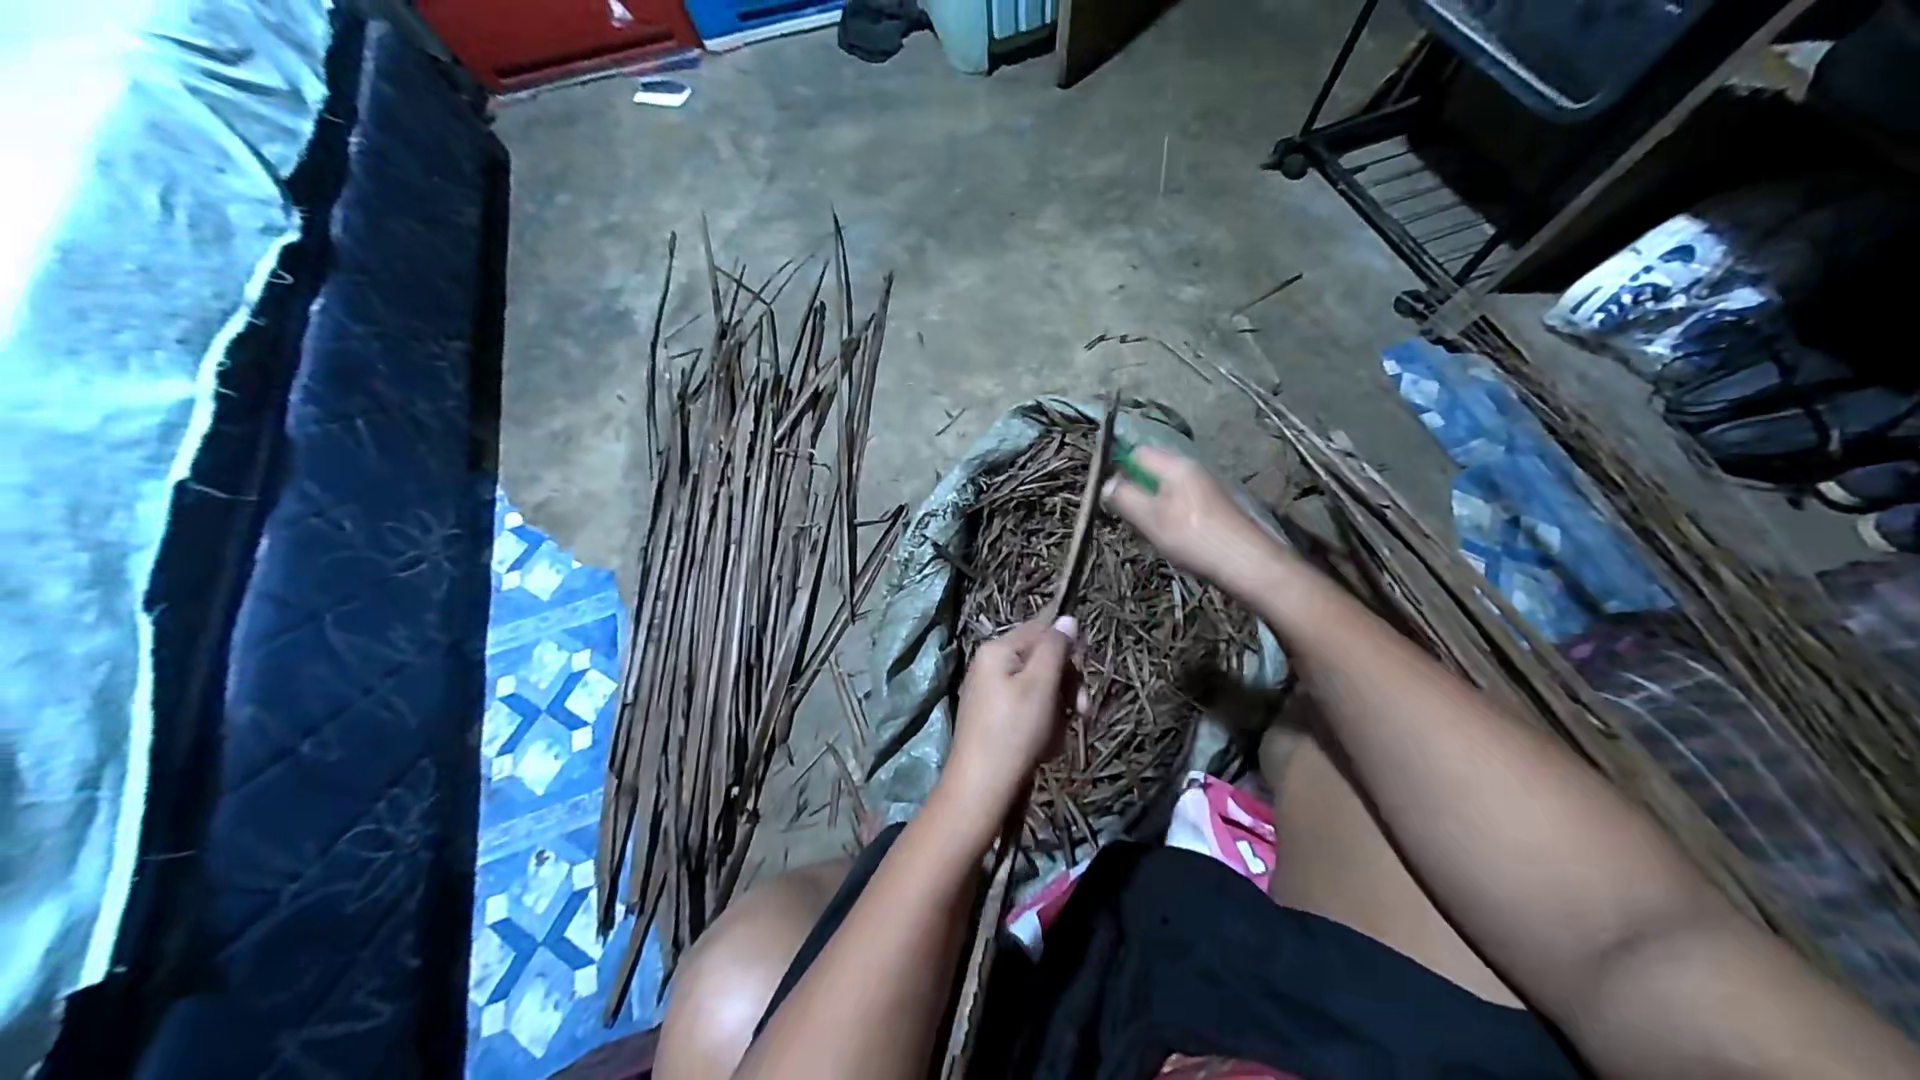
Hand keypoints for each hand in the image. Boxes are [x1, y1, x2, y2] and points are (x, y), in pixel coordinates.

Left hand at [943, 616, 1078, 821]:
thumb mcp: (1041, 684)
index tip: (1081, 676)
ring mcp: (993, 693)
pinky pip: (1030, 711)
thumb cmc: (1014, 731)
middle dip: (1066, 686)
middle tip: (1080, 712)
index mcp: (998, 649)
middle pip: (1044, 661)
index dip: (1068, 650)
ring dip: (1058, 711)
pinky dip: (1043, 727)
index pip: (1043, 630)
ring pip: (1042, 690)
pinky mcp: (997, 719)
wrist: (982, 788)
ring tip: (1056, 736)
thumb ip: (1056, 648)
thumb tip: (1068, 618)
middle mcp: (992, 665)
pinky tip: (1045, 747)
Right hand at [1101, 443, 1286, 588]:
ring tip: (1152, 533)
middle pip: (1153, 472)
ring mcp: (1206, 489)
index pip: (1138, 452)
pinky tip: (1173, 539)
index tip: (1112, 495)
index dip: (1120, 469)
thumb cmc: (1194, 538)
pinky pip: (1181, 504)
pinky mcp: (1214, 508)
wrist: (1247, 564)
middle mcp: (1193, 470)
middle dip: (1137, 492)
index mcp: (1177, 465)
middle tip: (1132, 519)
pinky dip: (1170, 518)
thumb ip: (1124, 497)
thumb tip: (1106, 484)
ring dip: (1153, 509)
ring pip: (1166, 491)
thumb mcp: (1150, 518)